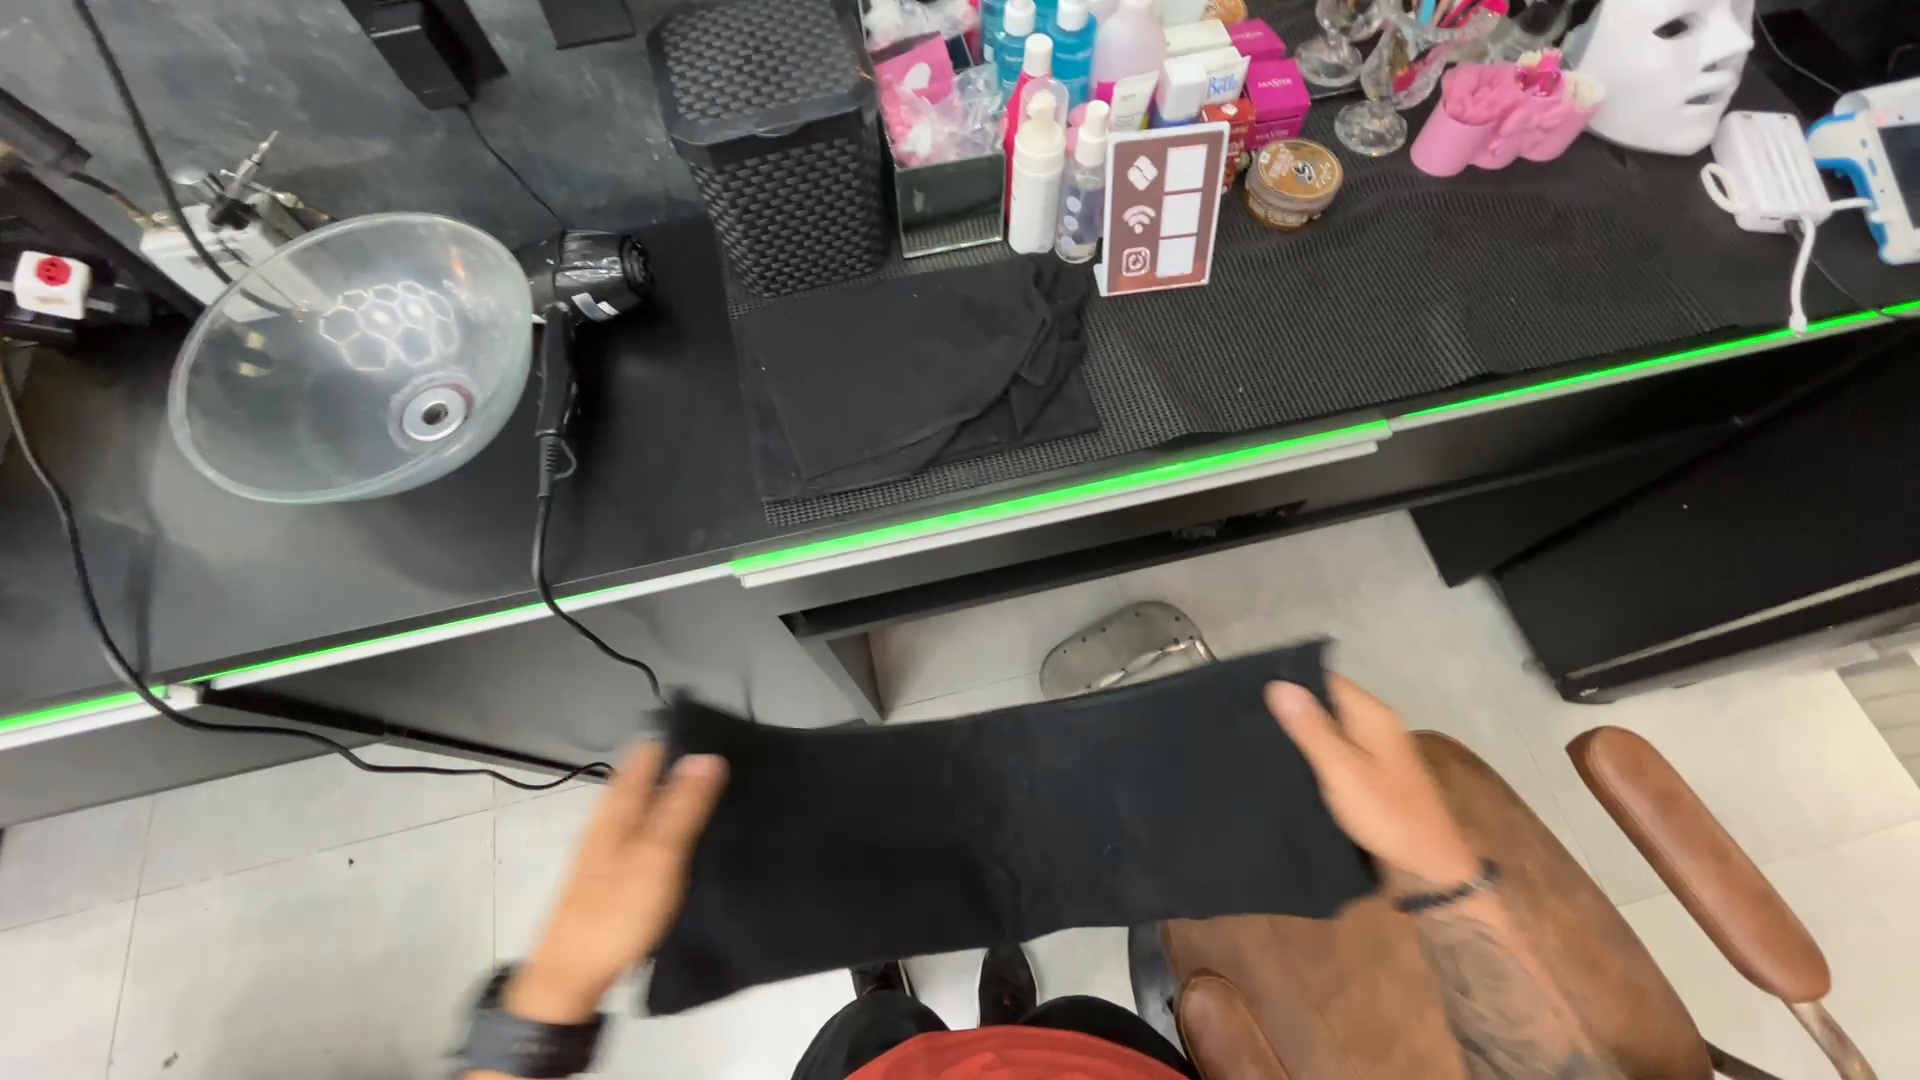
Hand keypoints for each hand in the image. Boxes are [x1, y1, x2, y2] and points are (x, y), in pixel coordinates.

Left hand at [504, 742, 727, 1023]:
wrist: (570, 978)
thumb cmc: (616, 912)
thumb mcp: (658, 855)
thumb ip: (683, 806)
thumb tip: (707, 754)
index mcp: (617, 807)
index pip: (648, 752)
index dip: (681, 740)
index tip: (723, 737)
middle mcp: (610, 819)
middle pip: (649, 778)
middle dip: (685, 769)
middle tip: (733, 768)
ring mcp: (609, 848)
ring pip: (649, 807)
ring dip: (679, 799)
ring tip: (723, 798)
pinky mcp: (616, 874)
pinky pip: (649, 834)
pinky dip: (672, 827)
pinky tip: (694, 840)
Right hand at [1265, 675, 1478, 886]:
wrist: (1429, 867)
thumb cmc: (1386, 814)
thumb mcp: (1341, 769)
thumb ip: (1310, 727)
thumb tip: (1278, 684)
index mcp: (1372, 714)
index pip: (1324, 679)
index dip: (1289, 681)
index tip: (1251, 691)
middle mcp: (1375, 722)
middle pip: (1325, 701)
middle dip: (1291, 707)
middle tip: (1248, 718)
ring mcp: (1375, 747)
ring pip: (1328, 726)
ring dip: (1300, 731)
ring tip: (1259, 738)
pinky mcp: (1370, 770)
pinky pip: (1334, 748)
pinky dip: (1313, 751)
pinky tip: (1287, 762)